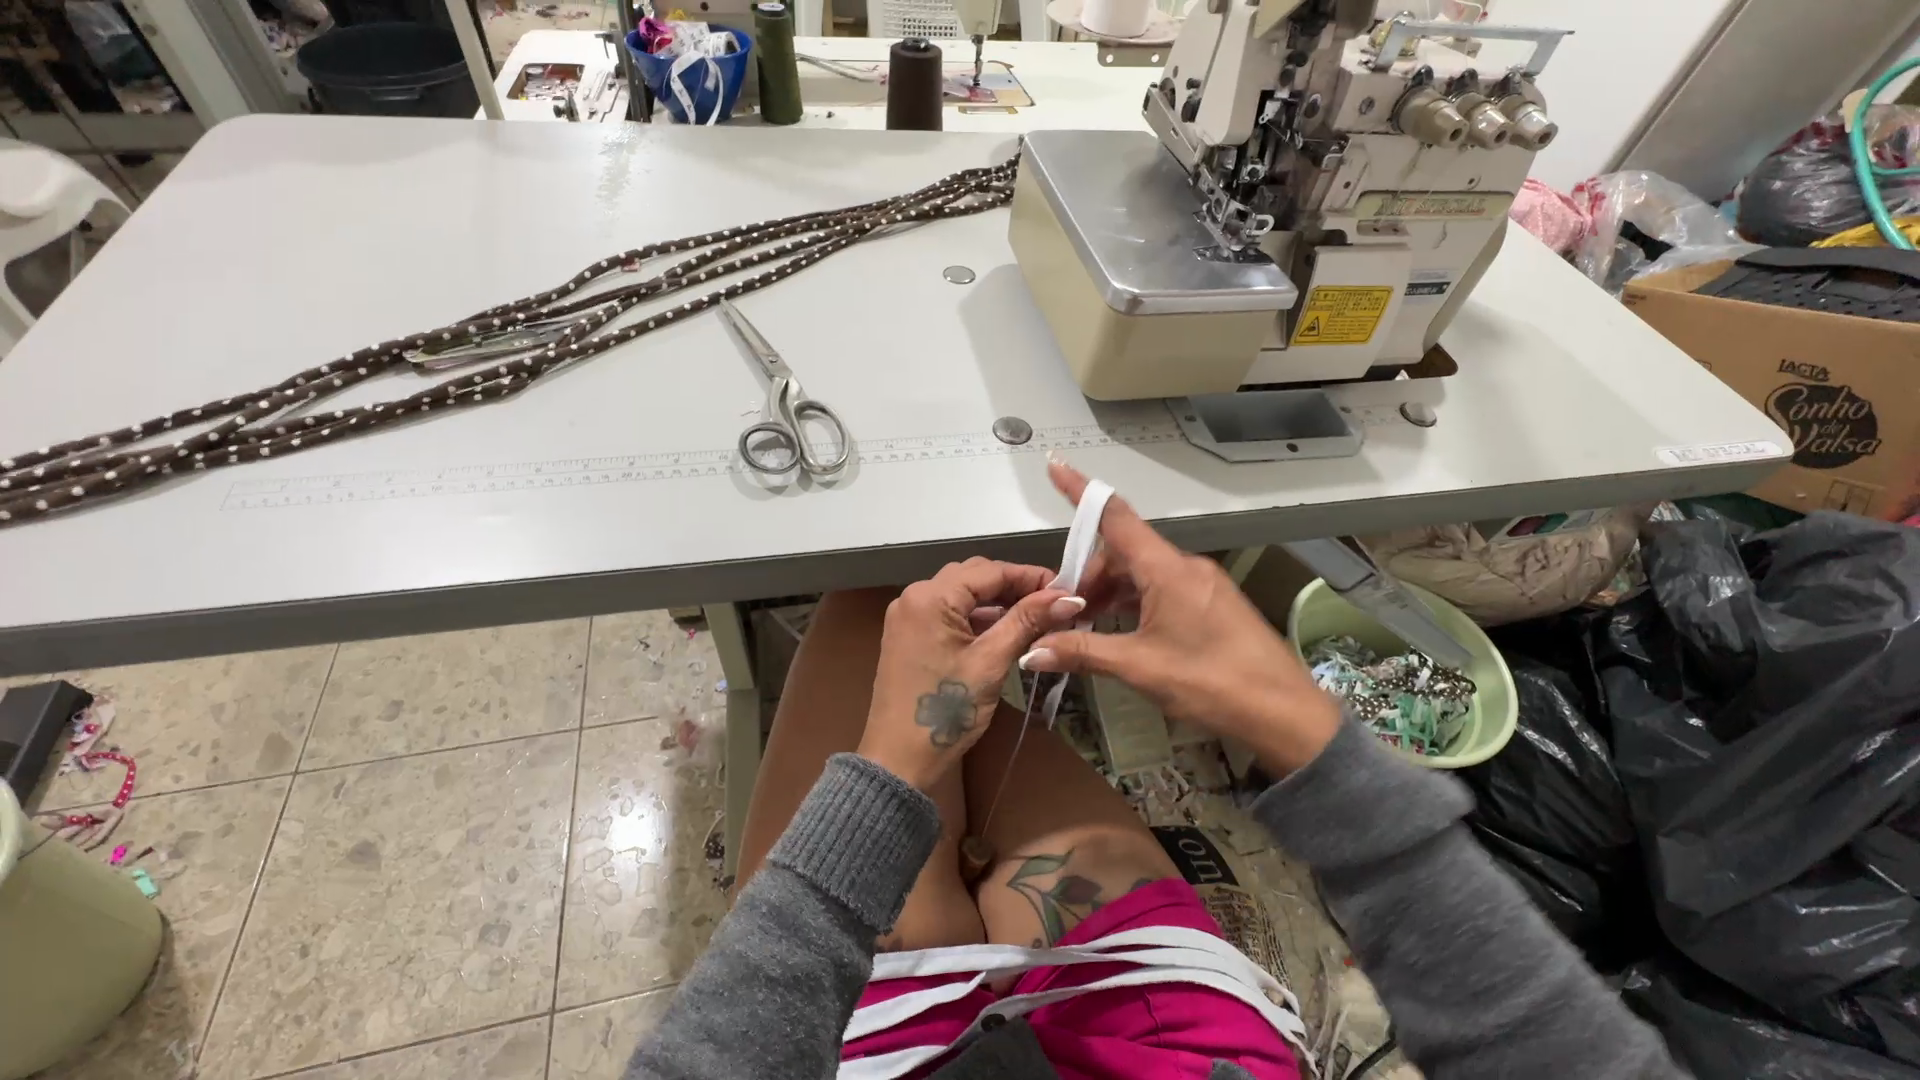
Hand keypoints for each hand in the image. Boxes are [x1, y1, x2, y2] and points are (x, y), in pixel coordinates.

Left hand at [857, 557, 1087, 789]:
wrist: (899, 758)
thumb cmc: (946, 709)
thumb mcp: (991, 662)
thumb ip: (1028, 621)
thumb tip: (1069, 596)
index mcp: (930, 596)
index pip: (990, 570)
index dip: (1031, 576)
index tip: (1067, 590)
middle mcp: (914, 596)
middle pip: (974, 576)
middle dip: (1014, 586)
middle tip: (1054, 604)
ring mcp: (908, 616)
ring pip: (962, 594)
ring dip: (997, 602)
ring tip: (1036, 618)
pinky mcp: (909, 636)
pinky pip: (949, 613)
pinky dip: (977, 618)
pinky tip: (1004, 632)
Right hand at [1021, 462, 1341, 775]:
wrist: (1283, 713)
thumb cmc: (1213, 683)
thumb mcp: (1139, 667)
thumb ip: (1082, 652)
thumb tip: (1031, 650)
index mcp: (1168, 570)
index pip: (1116, 517)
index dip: (1081, 491)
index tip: (1056, 466)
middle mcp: (1185, 567)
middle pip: (1124, 552)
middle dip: (1089, 575)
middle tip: (1064, 610)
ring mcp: (1202, 585)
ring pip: (1143, 573)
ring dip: (1111, 592)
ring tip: (1087, 625)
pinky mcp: (1212, 604)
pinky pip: (1162, 589)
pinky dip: (1134, 602)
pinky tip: (1121, 631)